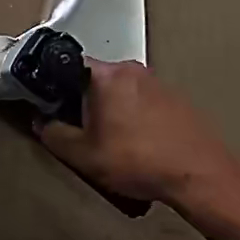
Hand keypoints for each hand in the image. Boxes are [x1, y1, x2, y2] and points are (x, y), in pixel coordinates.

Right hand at [35, 60, 239, 204]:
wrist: (197, 173)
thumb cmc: (140, 161)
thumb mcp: (83, 155)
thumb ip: (54, 135)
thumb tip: (42, 123)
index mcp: (105, 75)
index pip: (67, 66)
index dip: (53, 88)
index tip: (51, 109)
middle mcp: (132, 71)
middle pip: (94, 81)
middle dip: (83, 104)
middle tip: (81, 134)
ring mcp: (157, 83)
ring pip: (119, 93)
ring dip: (110, 113)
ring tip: (111, 146)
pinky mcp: (175, 99)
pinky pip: (142, 103)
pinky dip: (133, 120)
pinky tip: (136, 147)